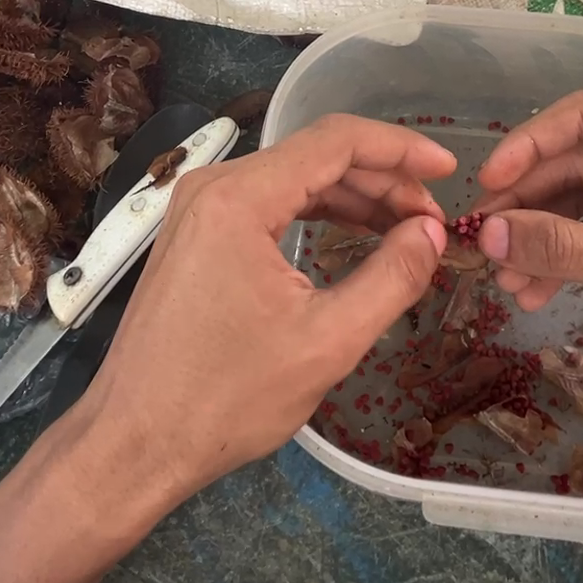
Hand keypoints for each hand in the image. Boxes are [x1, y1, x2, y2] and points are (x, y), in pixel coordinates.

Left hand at [77, 114, 455, 496]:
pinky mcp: (199, 230)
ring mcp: (202, 206)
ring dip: (354, 197)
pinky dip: (319, 212)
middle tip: (433, 219)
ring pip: (295, 177)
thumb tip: (432, 233)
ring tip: (407, 228)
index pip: (336, 141)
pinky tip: (356, 233)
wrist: (133, 441)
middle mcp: (215, 184)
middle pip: (316, 155)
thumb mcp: (326, 341)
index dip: (400, 148)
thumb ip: (391, 277)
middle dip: (382, 180)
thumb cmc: (226, 398)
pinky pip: (271, 202)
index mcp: (240, 196)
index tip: (449, 169)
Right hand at [473, 92, 582, 407]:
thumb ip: (565, 247)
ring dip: (545, 238)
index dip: (526, 147)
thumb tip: (486, 237)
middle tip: (483, 244)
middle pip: (578, 163)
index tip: (485, 188)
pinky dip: (571, 259)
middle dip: (530, 205)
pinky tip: (537, 291)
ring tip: (505, 281)